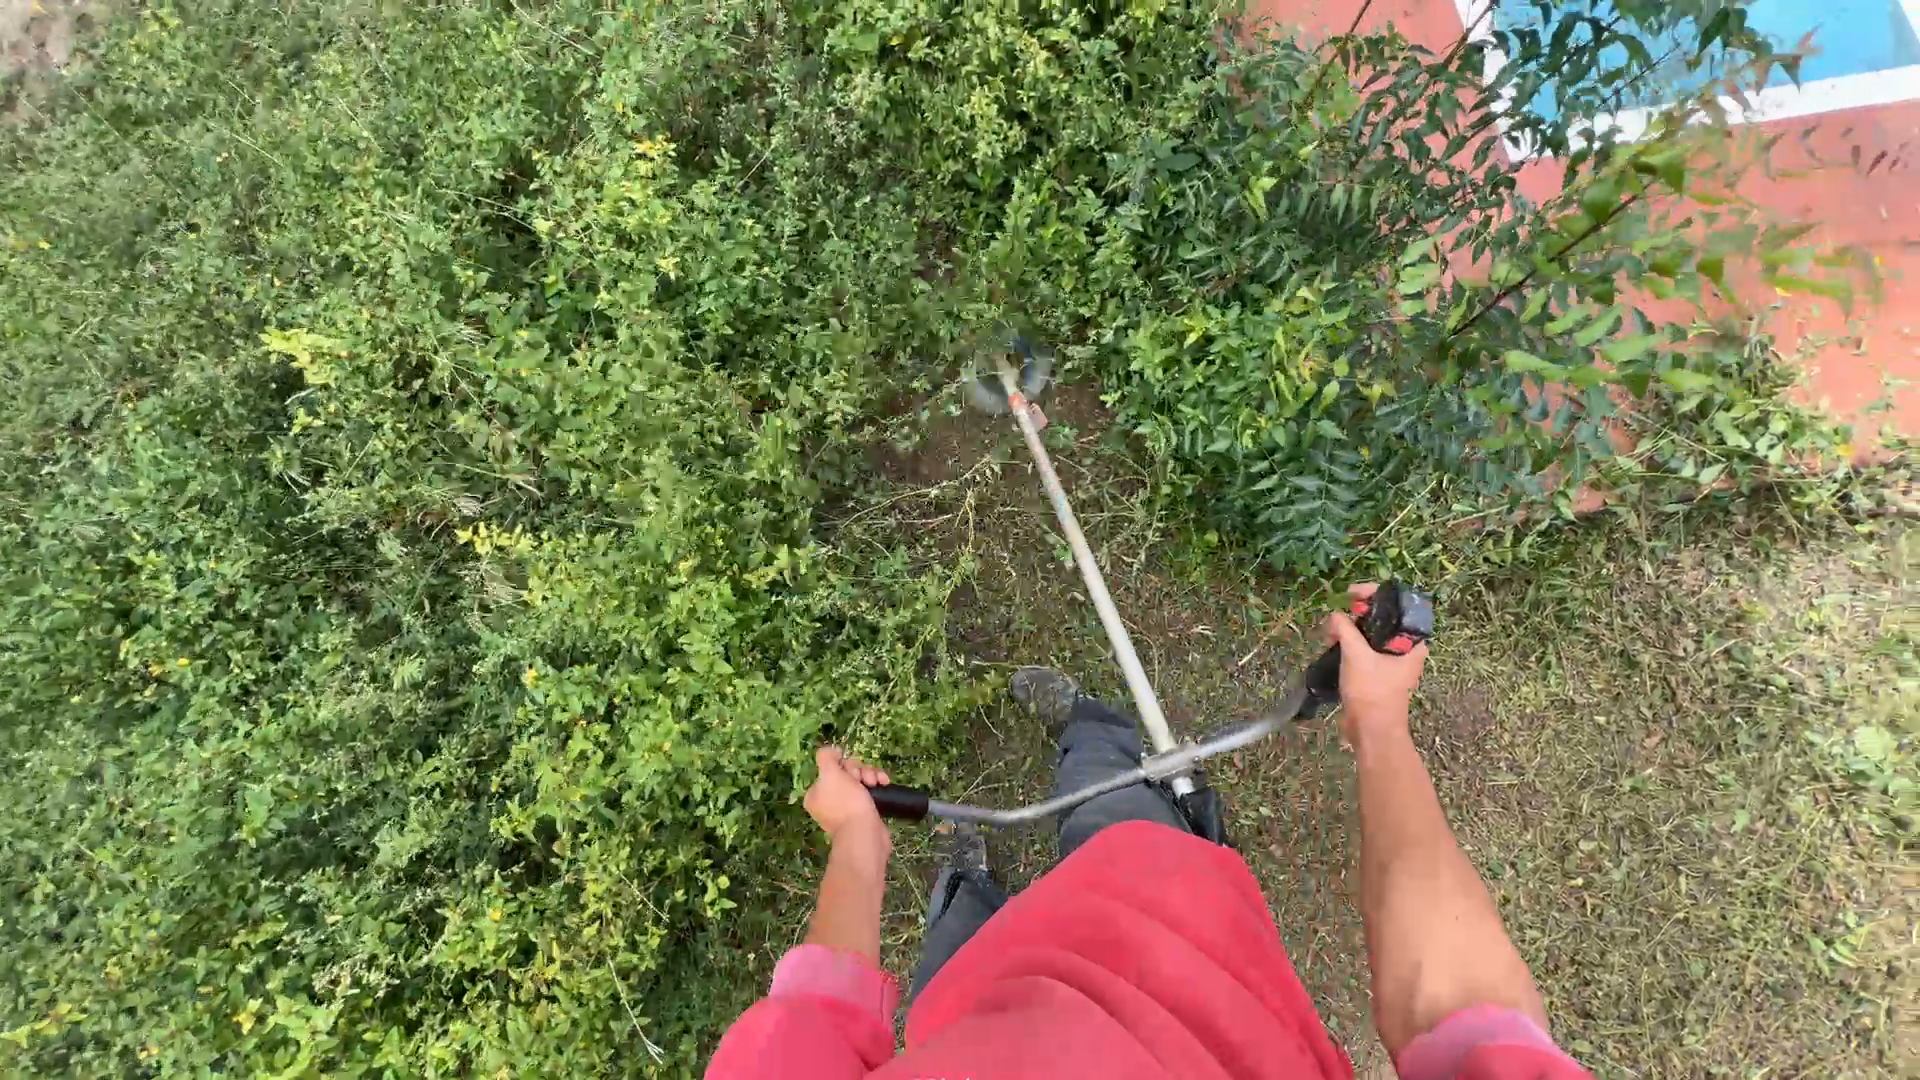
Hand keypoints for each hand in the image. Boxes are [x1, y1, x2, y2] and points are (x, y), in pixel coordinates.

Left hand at [804, 746, 891, 848]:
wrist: (865, 834)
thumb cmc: (846, 803)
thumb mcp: (830, 774)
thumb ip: (826, 757)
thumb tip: (834, 752)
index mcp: (816, 793)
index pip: (831, 767)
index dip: (844, 765)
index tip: (850, 772)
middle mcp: (829, 800)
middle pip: (847, 772)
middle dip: (860, 771)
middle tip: (865, 780)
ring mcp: (847, 806)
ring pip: (861, 779)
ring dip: (871, 775)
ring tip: (878, 782)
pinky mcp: (863, 811)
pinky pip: (870, 790)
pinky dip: (877, 783)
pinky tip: (884, 783)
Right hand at [1324, 583, 1427, 741]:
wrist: (1371, 729)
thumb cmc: (1371, 690)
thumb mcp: (1356, 654)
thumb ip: (1345, 629)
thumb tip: (1335, 616)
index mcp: (1412, 643)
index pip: (1398, 606)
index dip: (1374, 595)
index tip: (1351, 594)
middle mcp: (1406, 650)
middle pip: (1382, 620)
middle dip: (1356, 615)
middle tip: (1336, 618)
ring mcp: (1392, 662)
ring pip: (1370, 635)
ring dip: (1349, 631)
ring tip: (1329, 635)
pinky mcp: (1378, 673)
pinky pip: (1364, 650)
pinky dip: (1349, 645)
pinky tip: (1332, 646)